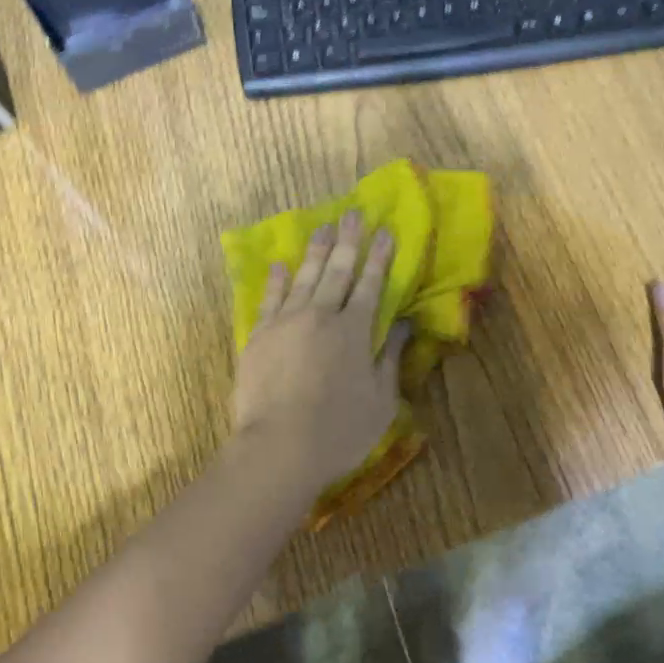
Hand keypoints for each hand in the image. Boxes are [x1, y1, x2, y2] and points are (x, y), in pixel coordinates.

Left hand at [233, 211, 409, 486]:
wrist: (278, 448)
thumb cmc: (339, 430)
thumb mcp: (380, 400)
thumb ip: (390, 358)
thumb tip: (405, 325)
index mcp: (354, 330)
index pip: (370, 284)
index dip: (379, 257)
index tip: (384, 230)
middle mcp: (320, 316)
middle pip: (337, 271)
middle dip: (348, 241)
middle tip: (354, 214)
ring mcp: (285, 323)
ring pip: (304, 277)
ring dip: (316, 251)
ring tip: (324, 228)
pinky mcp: (258, 337)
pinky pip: (269, 299)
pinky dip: (276, 280)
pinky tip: (281, 264)